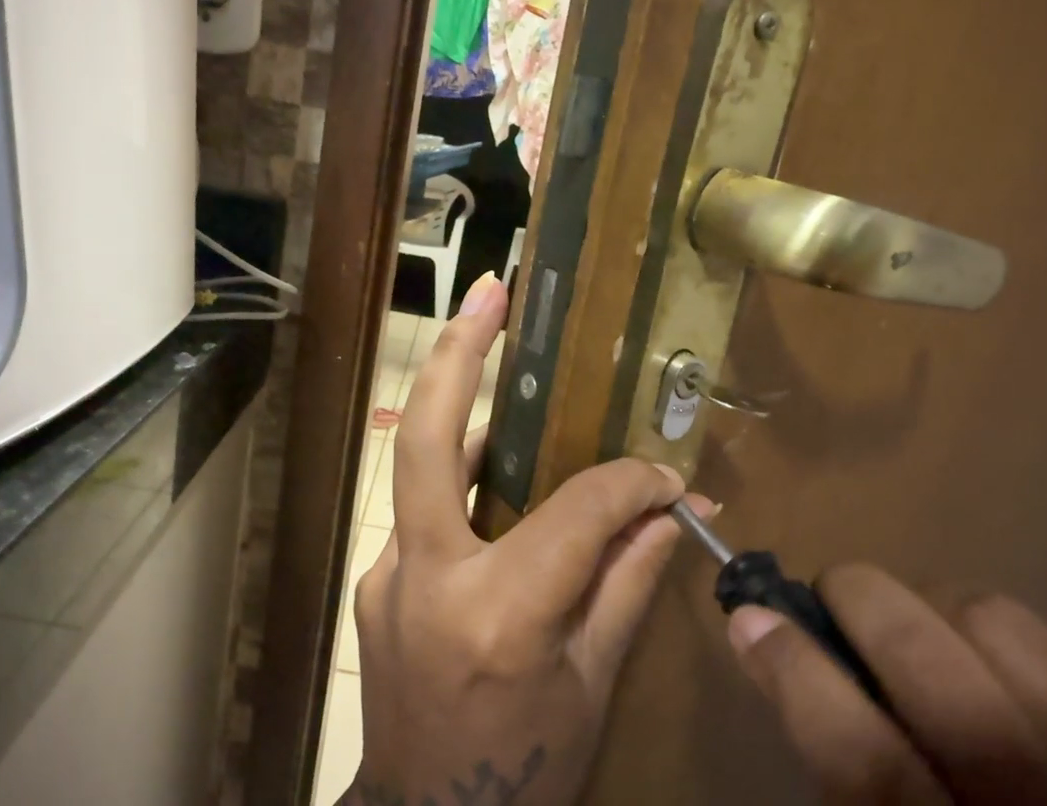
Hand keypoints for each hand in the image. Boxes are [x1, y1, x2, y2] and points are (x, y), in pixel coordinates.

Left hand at [343, 274, 712, 804]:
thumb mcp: (592, 688)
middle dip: (460, 352)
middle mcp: (427, 578)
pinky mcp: (374, 585)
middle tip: (488, 289)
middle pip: (428, 438)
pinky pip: (423, 516)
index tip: (667, 479)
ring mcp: (386, 578)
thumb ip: (627, 586)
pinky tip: (492, 486)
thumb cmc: (526, 769)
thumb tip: (672, 511)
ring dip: (460, 411)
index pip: (577, 512)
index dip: (632, 484)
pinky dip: (459, 489)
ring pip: (422, 469)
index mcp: (499, 612)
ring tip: (492, 354)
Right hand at [730, 564, 1046, 803]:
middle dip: (853, 601)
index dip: (796, 672)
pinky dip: (996, 631)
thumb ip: (841, 761)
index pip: (865, 758)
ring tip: (911, 629)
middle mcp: (1046, 805)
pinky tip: (988, 662)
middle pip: (930, 666)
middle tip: (824, 597)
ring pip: (993, 623)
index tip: (748, 616)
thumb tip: (766, 641)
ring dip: (927, 608)